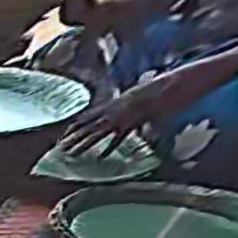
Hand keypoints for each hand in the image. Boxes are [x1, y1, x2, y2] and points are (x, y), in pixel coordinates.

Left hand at [59, 68, 198, 154]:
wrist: (180, 79)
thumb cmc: (165, 85)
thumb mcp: (142, 90)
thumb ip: (132, 99)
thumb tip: (130, 105)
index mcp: (116, 102)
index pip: (90, 114)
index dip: (76, 124)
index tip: (64, 133)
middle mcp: (115, 109)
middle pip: (88, 125)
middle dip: (72, 137)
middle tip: (58, 147)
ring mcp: (124, 116)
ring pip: (97, 132)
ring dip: (82, 144)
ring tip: (68, 154)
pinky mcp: (135, 121)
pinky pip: (119, 137)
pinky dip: (110, 147)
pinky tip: (100, 158)